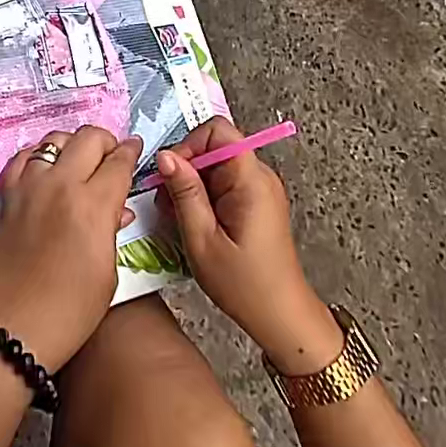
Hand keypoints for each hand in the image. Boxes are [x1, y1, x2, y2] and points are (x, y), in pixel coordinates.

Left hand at [0, 125, 140, 369]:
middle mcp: (59, 185)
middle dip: (106, 143)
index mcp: (92, 205)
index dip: (132, 153)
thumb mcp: (107, 273)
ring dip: (73, 145)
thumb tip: (117, 209)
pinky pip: (23, 158)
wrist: (8, 328)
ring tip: (80, 161)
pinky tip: (46, 169)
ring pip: (54, 140)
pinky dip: (39, 155)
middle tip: (112, 156)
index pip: (119, 162)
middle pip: (88, 138)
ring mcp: (27, 186)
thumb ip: (112, 230)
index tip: (135, 149)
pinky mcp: (5, 195)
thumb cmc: (67, 313)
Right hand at [155, 117, 343, 374]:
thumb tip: (165, 155)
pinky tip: (192, 222)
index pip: (218, 131)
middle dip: (184, 169)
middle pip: (213, 147)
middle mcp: (258, 177)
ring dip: (189, 185)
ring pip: (213, 166)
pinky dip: (200, 197)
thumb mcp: (202, 239)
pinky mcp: (253, 201)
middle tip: (167, 203)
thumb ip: (184, 193)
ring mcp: (258, 189)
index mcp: (251, 181)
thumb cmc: (244, 285)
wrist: (280, 315)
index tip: (169, 175)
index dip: (188, 145)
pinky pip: (220, 183)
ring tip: (178, 217)